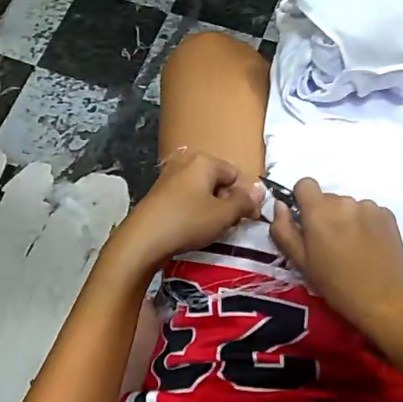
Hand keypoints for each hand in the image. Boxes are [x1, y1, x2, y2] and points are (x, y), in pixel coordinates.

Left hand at [106, 150, 260, 271]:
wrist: (142, 240)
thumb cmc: (187, 222)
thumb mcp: (223, 215)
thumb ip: (244, 202)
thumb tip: (260, 191)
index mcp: (204, 161)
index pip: (235, 175)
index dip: (244, 197)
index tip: (247, 219)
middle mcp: (186, 162)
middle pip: (218, 181)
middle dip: (226, 202)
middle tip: (229, 225)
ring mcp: (169, 176)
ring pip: (201, 190)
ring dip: (210, 208)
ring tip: (210, 229)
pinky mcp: (158, 192)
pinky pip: (186, 198)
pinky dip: (193, 210)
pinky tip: (191, 228)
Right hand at [268, 178, 402, 341]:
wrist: (384, 299)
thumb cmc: (336, 284)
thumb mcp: (300, 262)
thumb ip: (283, 229)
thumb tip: (280, 205)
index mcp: (319, 210)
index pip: (305, 183)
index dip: (302, 200)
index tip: (306, 222)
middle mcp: (344, 201)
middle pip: (328, 198)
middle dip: (325, 215)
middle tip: (330, 245)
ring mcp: (369, 206)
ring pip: (348, 206)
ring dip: (346, 220)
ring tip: (352, 249)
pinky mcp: (387, 214)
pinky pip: (368, 212)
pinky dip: (365, 224)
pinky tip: (369, 247)